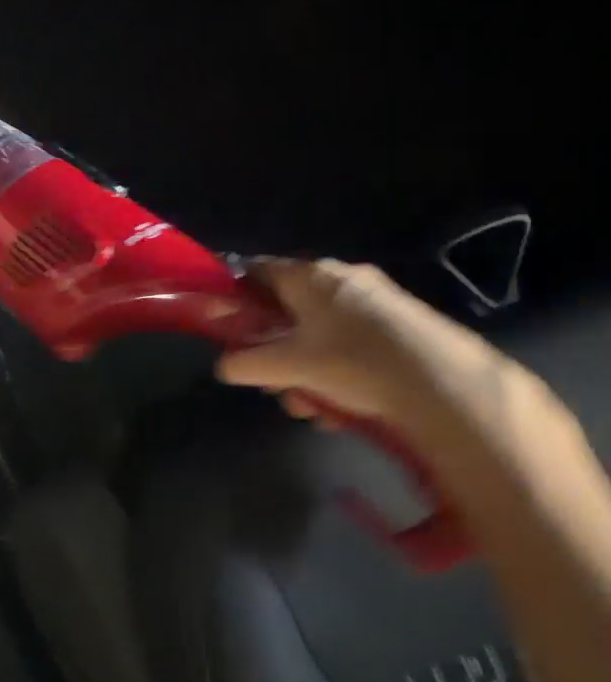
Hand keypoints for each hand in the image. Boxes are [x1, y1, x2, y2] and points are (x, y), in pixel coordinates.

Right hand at [216, 258, 511, 433]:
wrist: (456, 390)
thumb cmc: (356, 363)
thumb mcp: (284, 367)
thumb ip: (243, 363)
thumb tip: (227, 367)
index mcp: (310, 275)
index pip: (253, 271)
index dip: (232, 296)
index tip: (225, 328)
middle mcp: (344, 279)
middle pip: (287, 311)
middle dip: (273, 351)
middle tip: (274, 383)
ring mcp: (381, 304)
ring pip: (320, 335)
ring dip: (305, 373)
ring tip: (312, 408)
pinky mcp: (408, 331)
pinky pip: (354, 348)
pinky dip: (341, 376)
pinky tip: (344, 411)